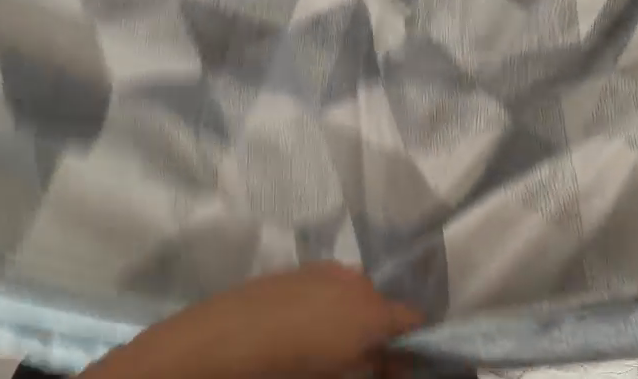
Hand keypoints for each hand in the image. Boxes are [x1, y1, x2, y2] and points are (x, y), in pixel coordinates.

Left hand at [82, 264, 424, 378]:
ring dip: (347, 318)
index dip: (416, 343)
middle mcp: (357, 281)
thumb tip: (402, 364)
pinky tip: (296, 333)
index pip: (415, 320)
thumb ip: (378, 371)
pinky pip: (324, 288)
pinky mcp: (296, 269)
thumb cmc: (291, 370)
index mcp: (373, 310)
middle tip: (358, 361)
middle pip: (381, 306)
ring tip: (321, 347)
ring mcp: (325, 270)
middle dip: (376, 332)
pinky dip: (322, 307)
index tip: (405, 361)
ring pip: (351, 295)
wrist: (222, 342)